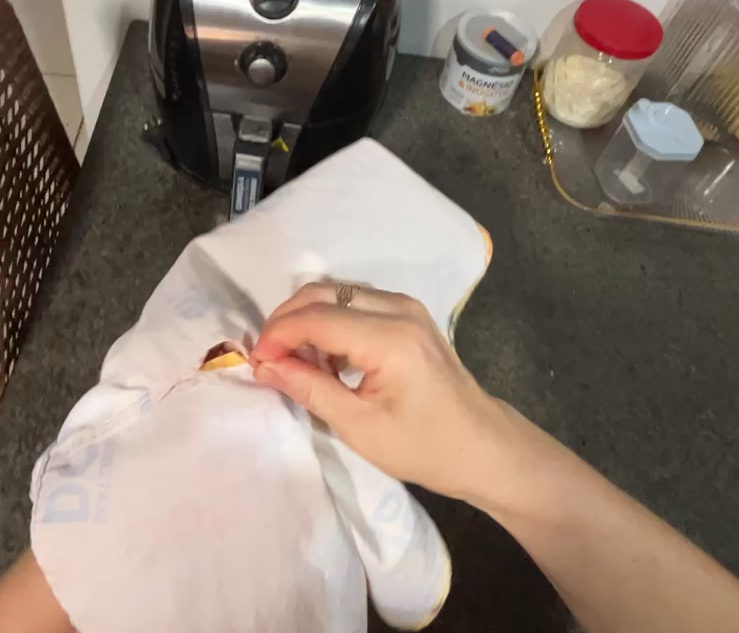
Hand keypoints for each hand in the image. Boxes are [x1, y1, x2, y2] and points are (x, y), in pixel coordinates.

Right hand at [248, 283, 524, 501]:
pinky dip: (329, 319)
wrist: (483, 446)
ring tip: (295, 360)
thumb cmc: (424, 446)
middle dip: (287, 320)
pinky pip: (354, 300)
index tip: (255, 361)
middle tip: (268, 356)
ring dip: (307, 318)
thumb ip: (309, 389)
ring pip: (336, 291)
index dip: (278, 334)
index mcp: (389, 338)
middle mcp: (397, 308)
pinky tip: (325, 355)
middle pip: (323, 292)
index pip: (316, 317)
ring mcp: (405, 305)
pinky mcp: (407, 311)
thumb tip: (264, 365)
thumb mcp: (359, 427)